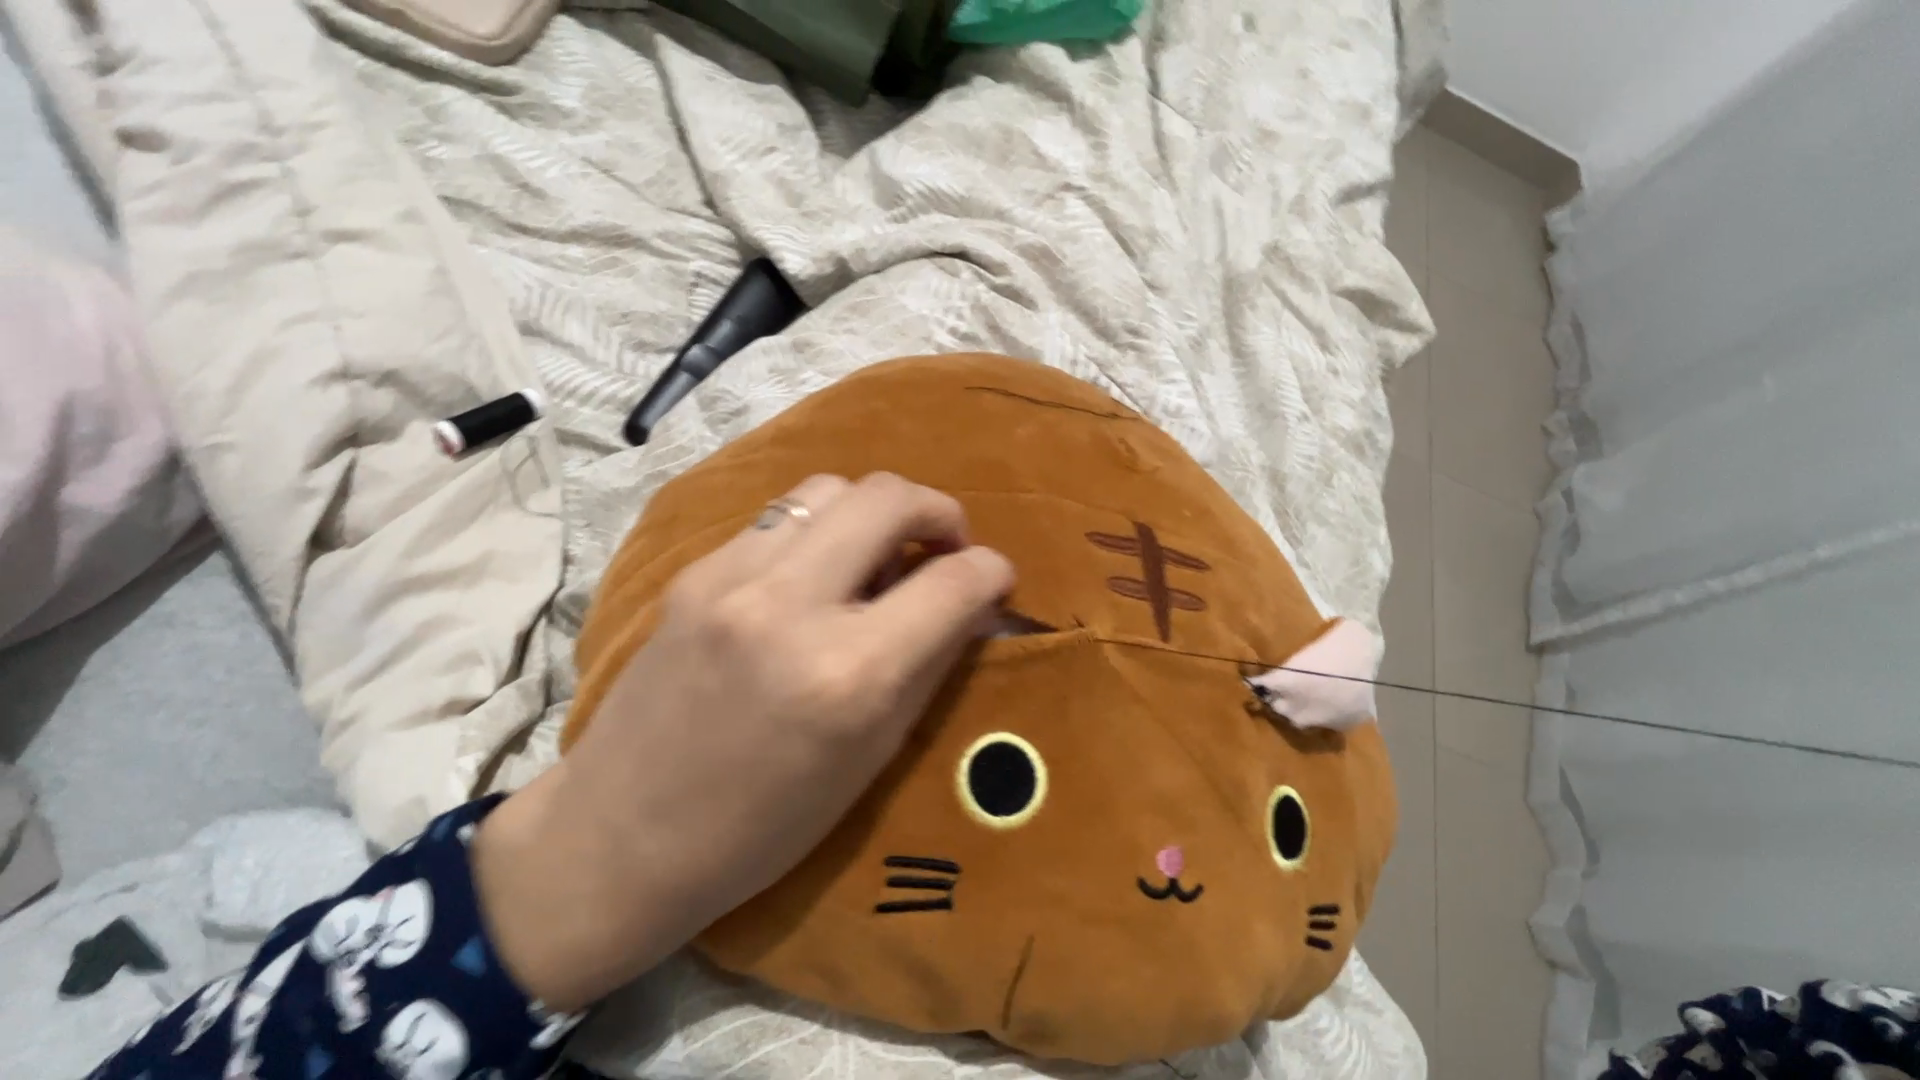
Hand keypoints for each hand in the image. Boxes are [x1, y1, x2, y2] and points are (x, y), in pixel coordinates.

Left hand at [472, 473, 1014, 1010]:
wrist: (622, 837)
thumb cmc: (763, 829)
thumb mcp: (870, 759)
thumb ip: (930, 666)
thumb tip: (973, 608)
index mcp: (850, 674)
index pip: (953, 581)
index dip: (992, 572)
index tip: (997, 579)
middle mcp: (792, 605)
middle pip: (889, 497)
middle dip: (939, 511)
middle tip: (946, 547)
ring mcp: (732, 579)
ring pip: (830, 487)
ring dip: (874, 511)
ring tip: (879, 555)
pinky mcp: (693, 572)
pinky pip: (778, 518)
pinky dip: (817, 530)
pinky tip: (815, 573)